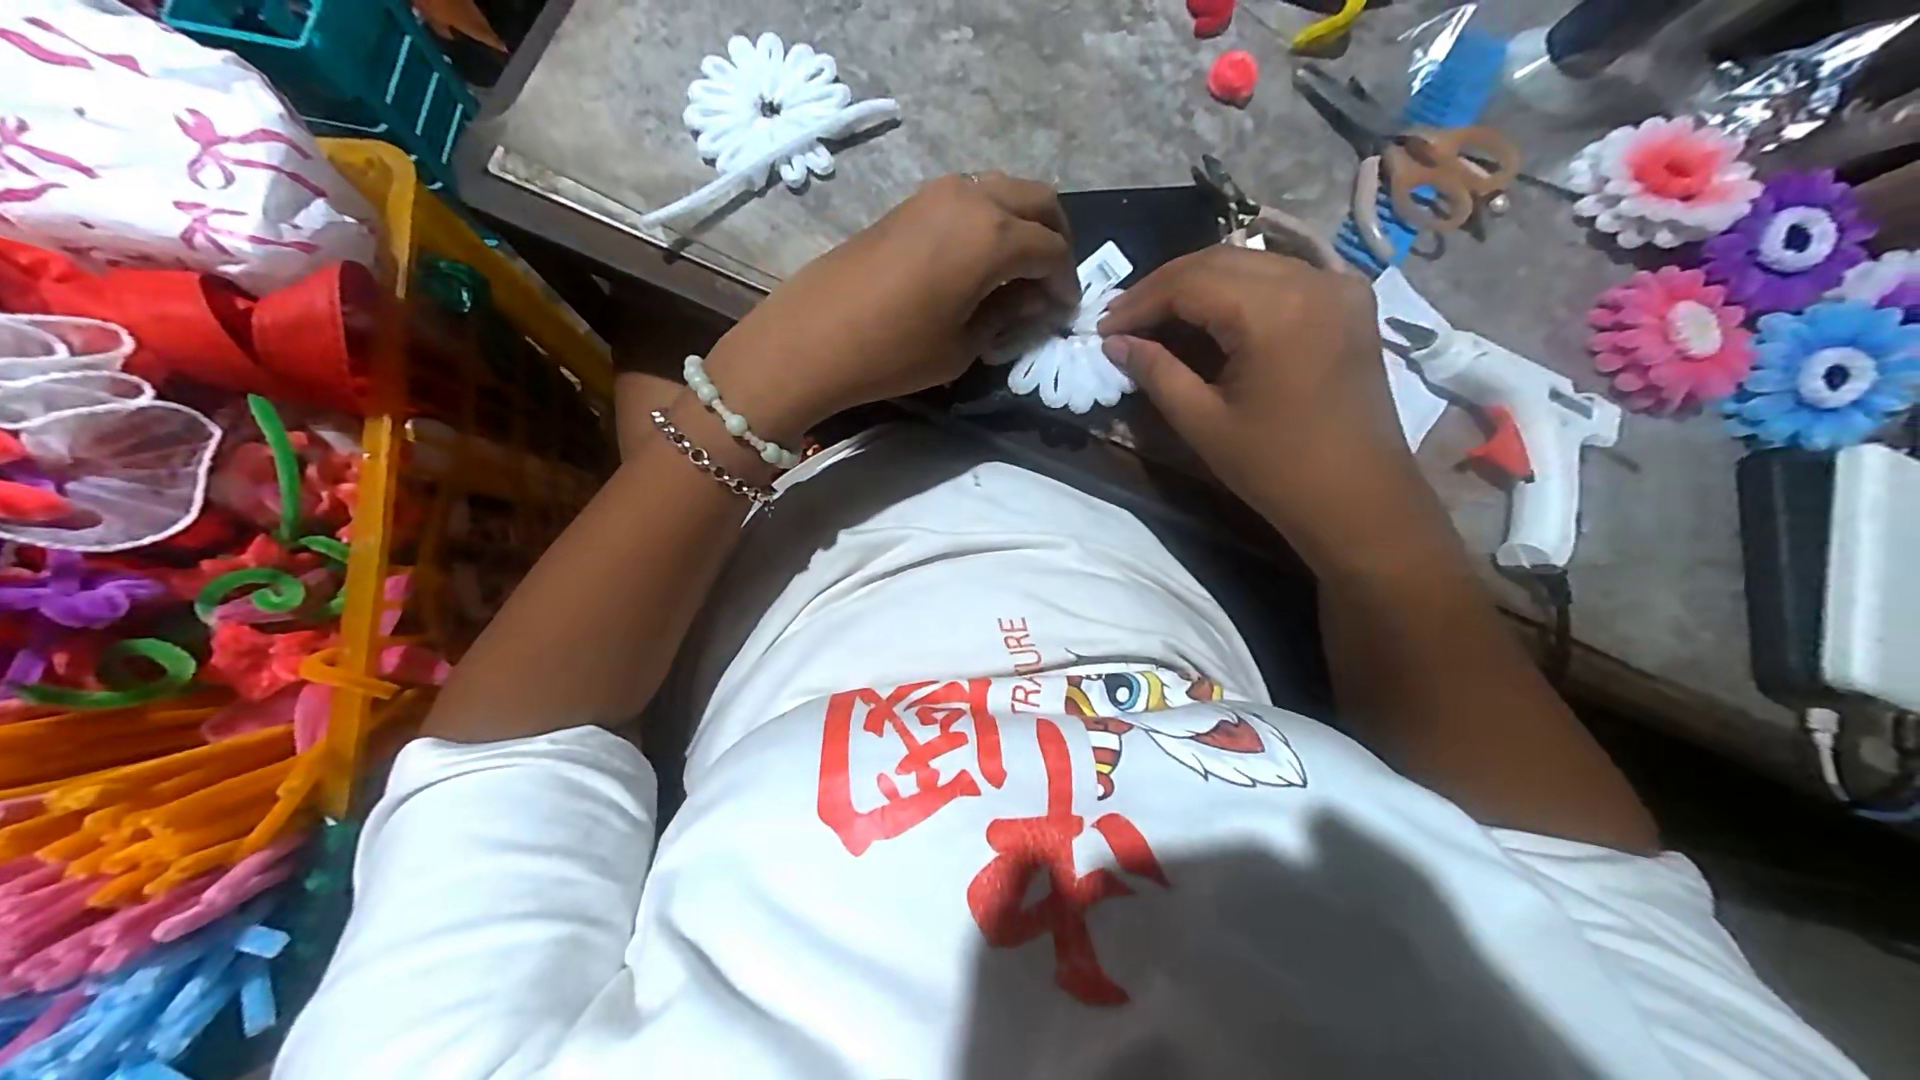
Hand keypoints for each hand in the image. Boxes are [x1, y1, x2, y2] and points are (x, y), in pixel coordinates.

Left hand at [701, 173, 1077, 443]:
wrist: (812, 338)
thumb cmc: (894, 352)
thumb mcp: (963, 346)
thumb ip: (1005, 315)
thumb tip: (1031, 299)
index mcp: (993, 236)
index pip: (1052, 249)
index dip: (1065, 281)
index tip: (1065, 309)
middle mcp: (972, 198)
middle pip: (1037, 201)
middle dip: (1055, 237)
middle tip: (1052, 279)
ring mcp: (937, 193)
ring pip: (1003, 191)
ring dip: (1022, 223)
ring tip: (1019, 270)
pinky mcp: (910, 202)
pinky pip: (970, 198)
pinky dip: (990, 221)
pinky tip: (981, 260)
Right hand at [1097, 246, 1442, 572]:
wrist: (1358, 497)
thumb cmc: (1276, 468)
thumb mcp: (1202, 422)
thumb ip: (1155, 371)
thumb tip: (1114, 342)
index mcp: (1274, 311)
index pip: (1189, 283)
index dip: (1139, 302)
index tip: (1103, 327)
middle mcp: (1311, 280)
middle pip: (1218, 261)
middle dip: (1163, 287)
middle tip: (1123, 319)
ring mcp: (1338, 286)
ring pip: (1249, 263)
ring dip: (1198, 284)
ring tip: (1158, 317)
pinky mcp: (1350, 301)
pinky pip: (1281, 276)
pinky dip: (1239, 288)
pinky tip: (1213, 313)